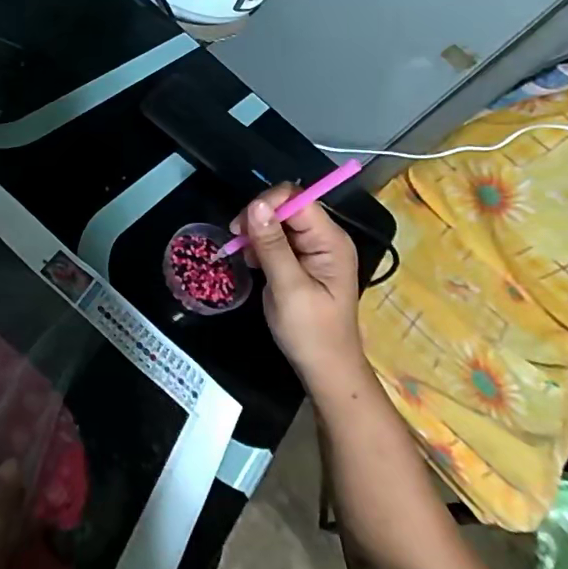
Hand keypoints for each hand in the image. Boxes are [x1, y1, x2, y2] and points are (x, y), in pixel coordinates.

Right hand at [233, 184, 363, 381]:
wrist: (325, 369)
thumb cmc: (311, 331)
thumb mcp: (288, 288)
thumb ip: (272, 245)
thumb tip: (256, 205)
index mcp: (330, 241)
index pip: (297, 199)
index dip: (267, 203)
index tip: (241, 226)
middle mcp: (324, 239)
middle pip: (286, 206)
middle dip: (258, 217)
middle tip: (237, 241)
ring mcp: (313, 250)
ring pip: (278, 221)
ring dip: (256, 231)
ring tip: (243, 254)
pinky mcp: (301, 261)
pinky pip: (277, 238)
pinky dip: (259, 244)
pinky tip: (251, 260)